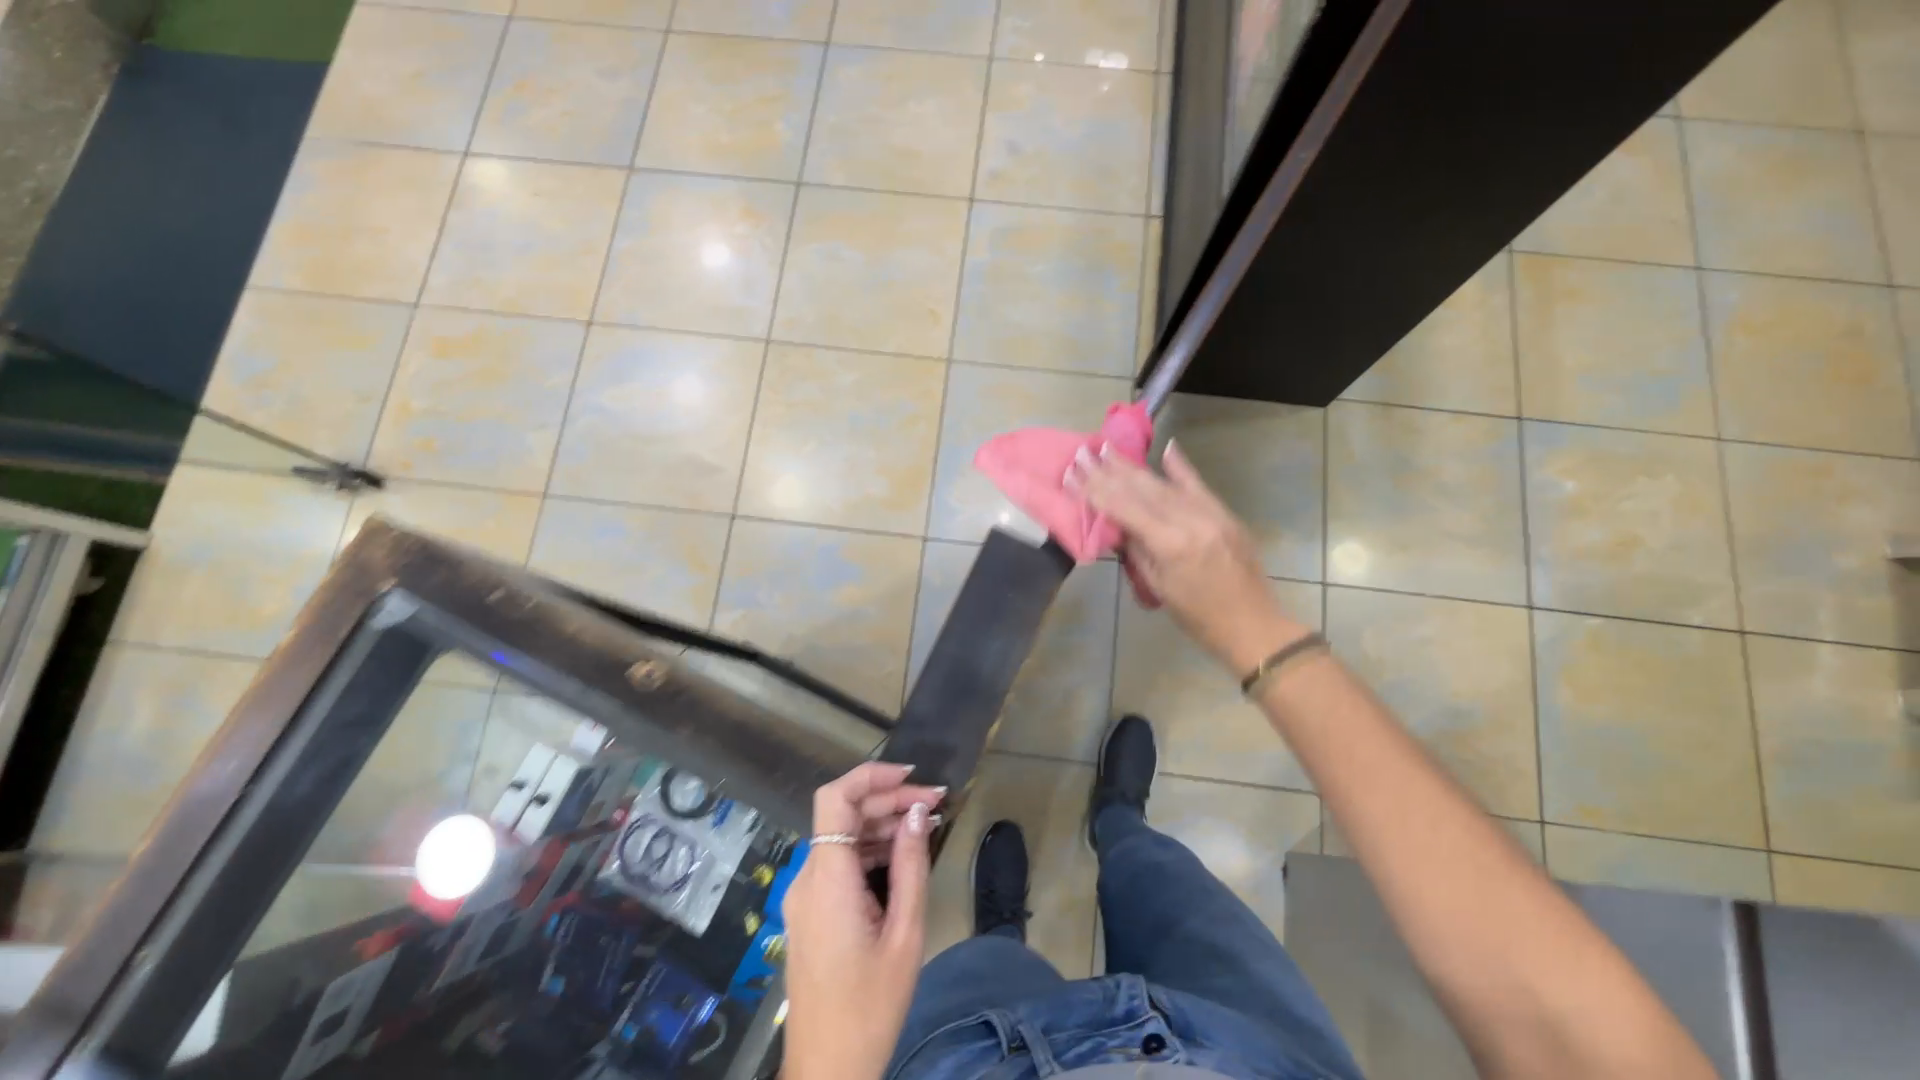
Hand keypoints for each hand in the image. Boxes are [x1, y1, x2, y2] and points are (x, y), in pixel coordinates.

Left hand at [781, 763, 945, 1079]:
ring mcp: (804, 896)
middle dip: (888, 801)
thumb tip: (918, 813)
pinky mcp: (810, 912)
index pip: (834, 799)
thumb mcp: (904, 933)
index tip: (913, 776)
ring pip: (840, 839)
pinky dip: (869, 852)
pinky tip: (903, 856)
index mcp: (826, 879)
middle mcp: (806, 878)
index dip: (870, 776)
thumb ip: (910, 866)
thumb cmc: (872, 1003)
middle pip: (841, 816)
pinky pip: (838, 865)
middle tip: (938, 803)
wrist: (828, 1064)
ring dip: (881, 826)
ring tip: (928, 824)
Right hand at [1072, 439, 1311, 673]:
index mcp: (1171, 544)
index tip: (1073, 473)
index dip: (1096, 490)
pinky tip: (1167, 449)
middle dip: (1110, 471)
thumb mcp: (1159, 586)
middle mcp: (1191, 520)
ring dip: (1135, 467)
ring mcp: (1211, 514)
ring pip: (1166, 485)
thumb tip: (1117, 523)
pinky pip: (1199, 486)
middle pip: (1143, 489)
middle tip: (1085, 453)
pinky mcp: (1225, 514)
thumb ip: (1138, 549)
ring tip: (1109, 450)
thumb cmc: (1198, 617)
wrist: (1253, 625)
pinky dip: (1181, 468)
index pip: (1125, 509)